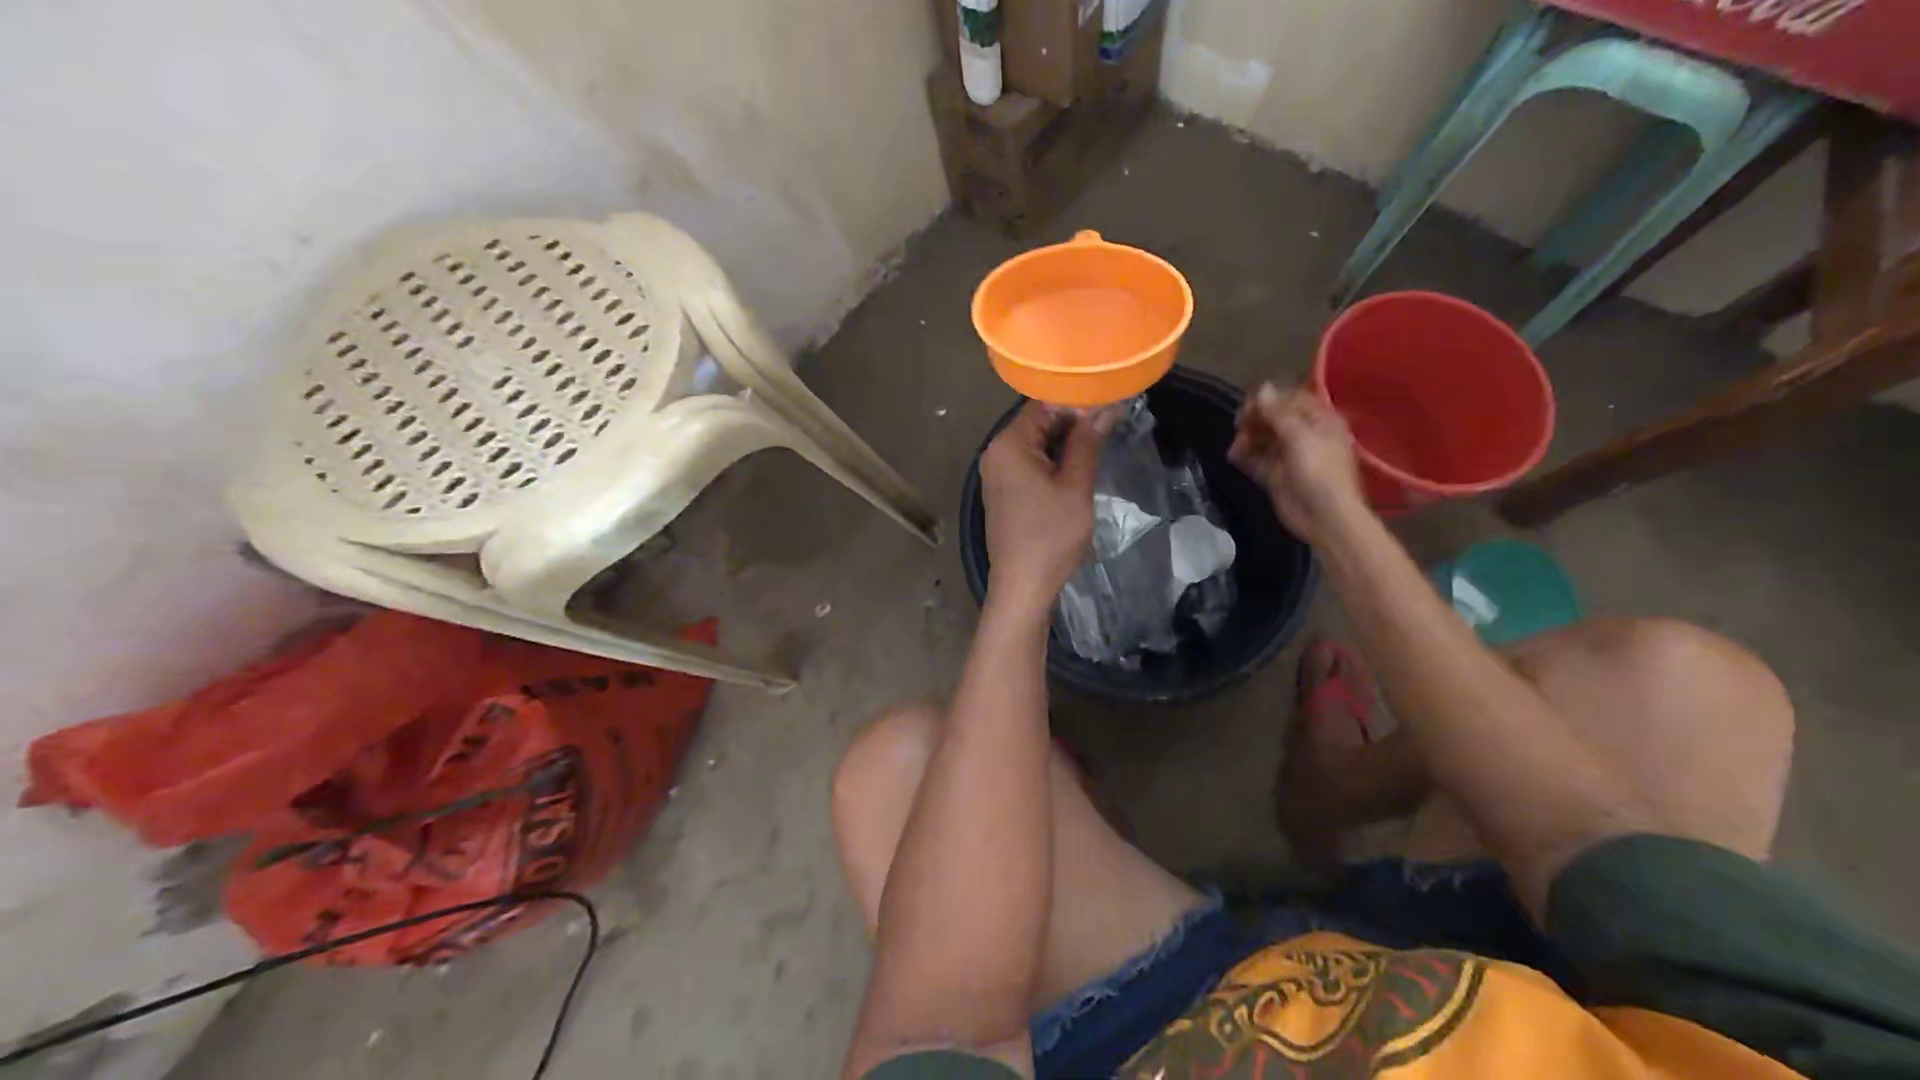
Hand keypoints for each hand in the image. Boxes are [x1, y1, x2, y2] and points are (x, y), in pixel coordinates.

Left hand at [980, 403, 1112, 607]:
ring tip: (1102, 438)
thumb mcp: (1075, 486)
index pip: (1043, 404)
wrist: (1023, 585)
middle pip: (1037, 422)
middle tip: (1112, 419)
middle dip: (1073, 420)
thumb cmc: (1050, 535)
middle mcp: (995, 452)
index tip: (1110, 401)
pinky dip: (1053, 460)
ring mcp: (997, 473)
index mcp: (1008, 444)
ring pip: (1035, 444)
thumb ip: (1087, 443)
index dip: (1077, 401)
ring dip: (1066, 441)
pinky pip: (1030, 463)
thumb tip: (1104, 409)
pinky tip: (1079, 463)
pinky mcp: (1004, 491)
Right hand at [1229, 384, 1365, 543]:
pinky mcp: (1275, 475)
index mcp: (1319, 421)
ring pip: (1263, 438)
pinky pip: (1256, 459)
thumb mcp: (1300, 437)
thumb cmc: (1319, 472)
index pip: (1291, 400)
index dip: (1270, 399)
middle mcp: (1304, 435)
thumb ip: (1278, 413)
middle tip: (1240, 424)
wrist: (1324, 517)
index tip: (1249, 404)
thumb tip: (1262, 389)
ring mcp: (1288, 455)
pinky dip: (1244, 455)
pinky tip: (1233, 455)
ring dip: (1247, 437)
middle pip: (1274, 418)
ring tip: (1237, 444)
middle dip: (1255, 419)